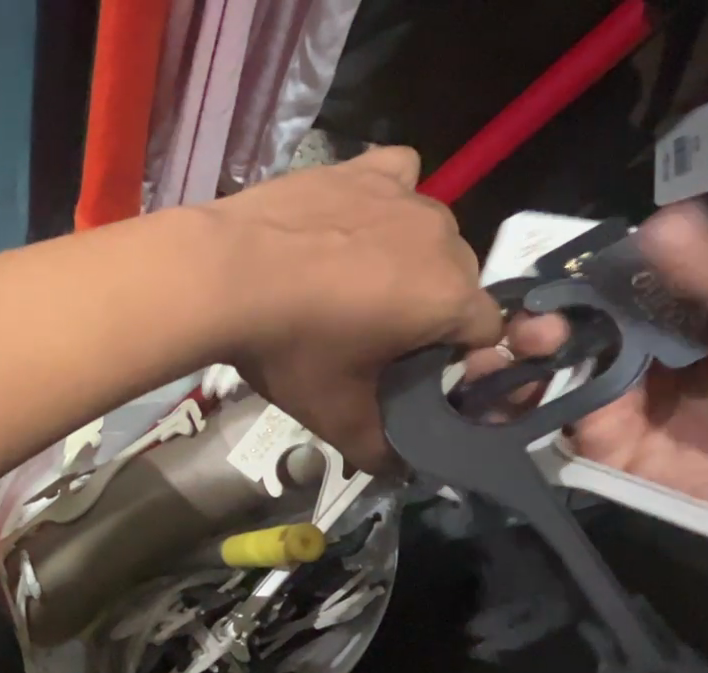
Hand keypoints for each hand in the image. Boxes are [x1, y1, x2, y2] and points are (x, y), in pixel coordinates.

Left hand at [201, 146, 501, 468]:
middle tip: (367, 335)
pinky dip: (383, 204)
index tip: (409, 369)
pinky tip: (350, 223)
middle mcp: (444, 238)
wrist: (223, 276)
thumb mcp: (334, 413)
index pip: (484, 332)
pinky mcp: (362, 168)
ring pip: (426, 235)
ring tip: (344, 285)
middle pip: (456, 282)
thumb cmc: (289, 348)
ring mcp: (404, 196)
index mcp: (450, 298)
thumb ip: (378, 448)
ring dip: (403, 260)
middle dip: (426, 310)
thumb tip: (397, 469)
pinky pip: (395, 180)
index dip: (453, 356)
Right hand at [504, 204, 707, 535]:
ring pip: (556, 372)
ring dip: (518, 362)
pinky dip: (522, 407)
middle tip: (528, 327)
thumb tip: (655, 221)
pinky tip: (501, 393)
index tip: (553, 272)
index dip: (585, 278)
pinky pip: (558, 422)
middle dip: (540, 321)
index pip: (626, 286)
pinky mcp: (604, 450)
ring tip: (494, 357)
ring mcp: (623, 405)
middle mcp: (651, 357)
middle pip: (579, 329)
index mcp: (696, 318)